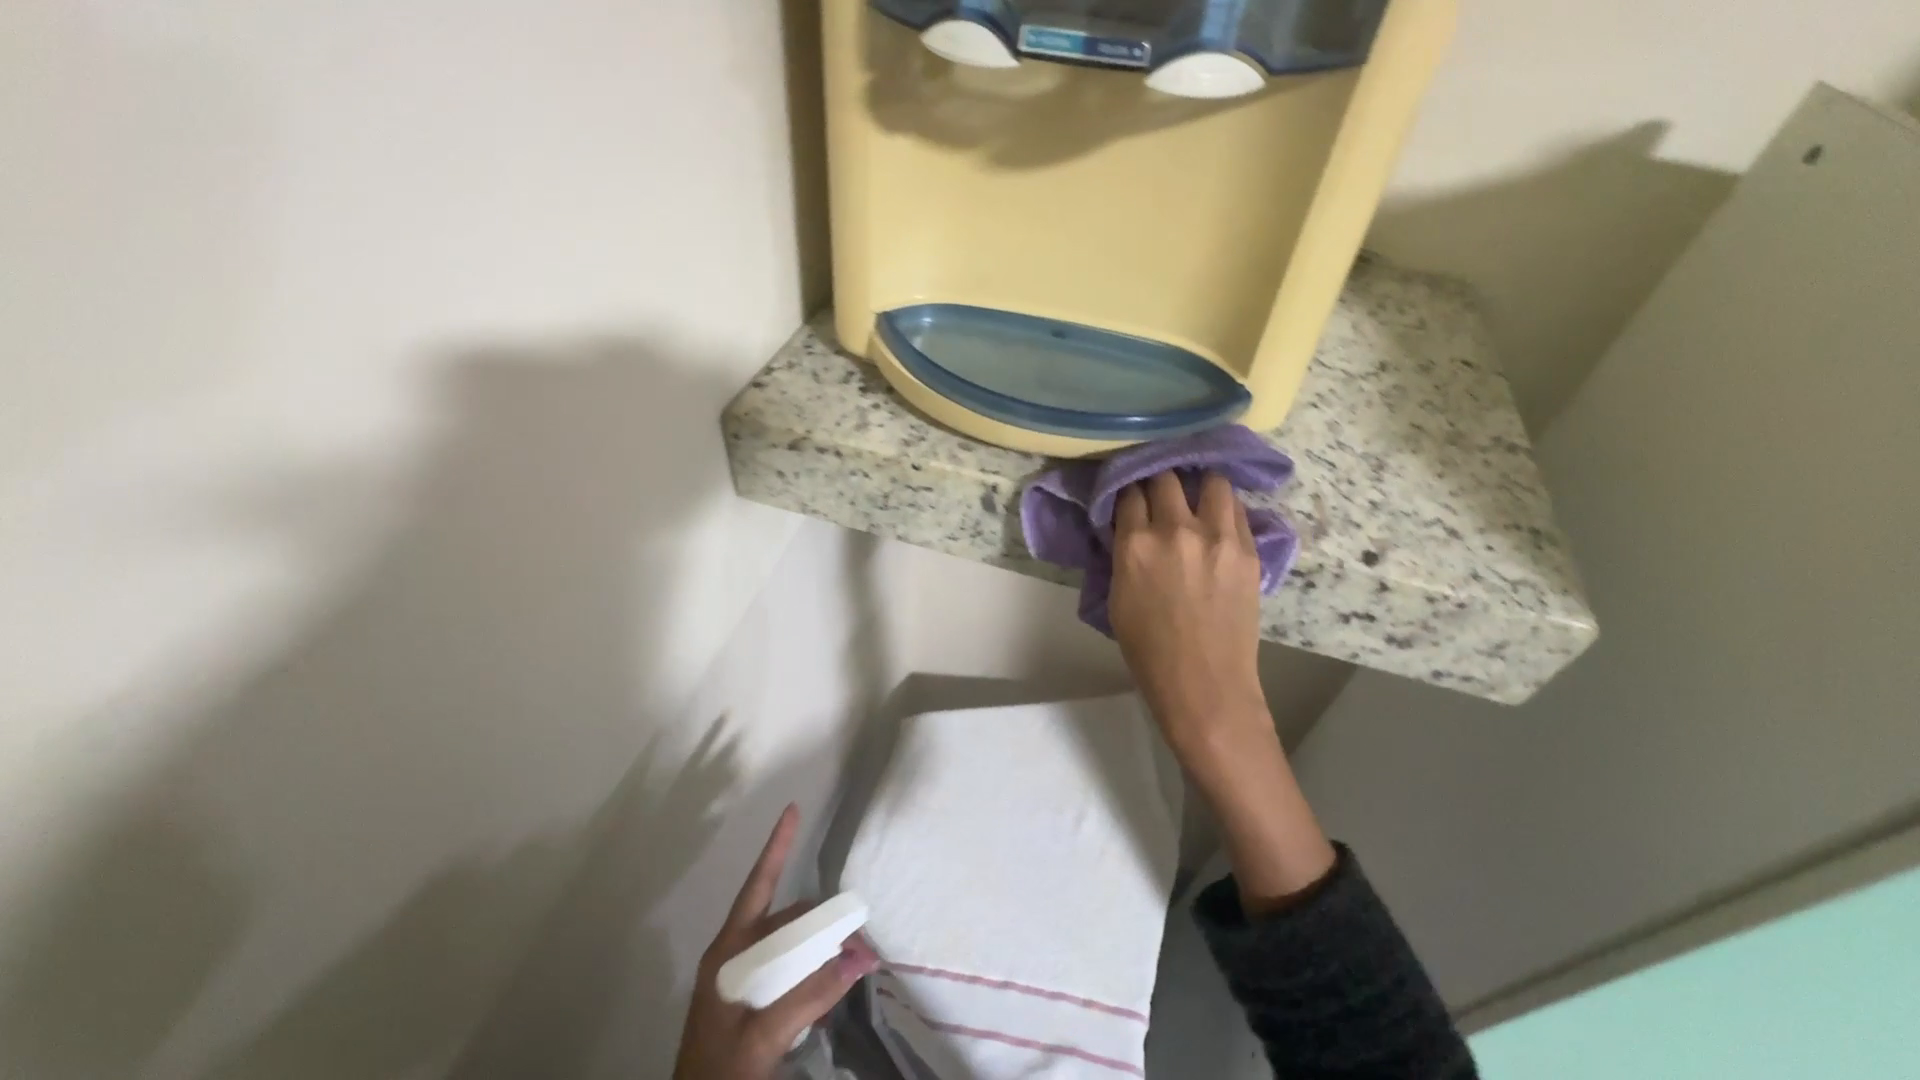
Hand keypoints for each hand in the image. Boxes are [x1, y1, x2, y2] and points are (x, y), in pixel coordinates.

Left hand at [673, 805, 879, 1079]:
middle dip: (821, 916)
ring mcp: (740, 980)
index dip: (776, 847)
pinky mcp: (750, 1001)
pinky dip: (811, 968)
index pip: (757, 887)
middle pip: (783, 917)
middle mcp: (733, 957)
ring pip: (788, 945)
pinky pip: (787, 970)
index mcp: (727, 953)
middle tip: (859, 929)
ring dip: (819, 944)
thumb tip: (861, 957)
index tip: (792, 809)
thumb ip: (811, 996)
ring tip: (852, 955)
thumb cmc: (720, 1070)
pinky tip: (830, 979)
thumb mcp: (765, 1034)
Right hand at [1109, 471, 1269, 759]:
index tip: (1130, 492)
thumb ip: (1123, 554)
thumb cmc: (1149, 651)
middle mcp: (1176, 529)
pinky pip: (1236, 510)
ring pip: (1211, 481)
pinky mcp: (1248, 549)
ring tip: (1197, 494)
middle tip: (1160, 489)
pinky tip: (1219, 517)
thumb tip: (1129, 528)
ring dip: (1200, 483)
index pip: (1129, 491)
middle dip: (1159, 479)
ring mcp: (1218, 536)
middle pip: (1166, 477)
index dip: (1128, 489)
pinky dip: (1224, 508)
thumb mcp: (1118, 598)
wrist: (1204, 683)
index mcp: (1135, 544)